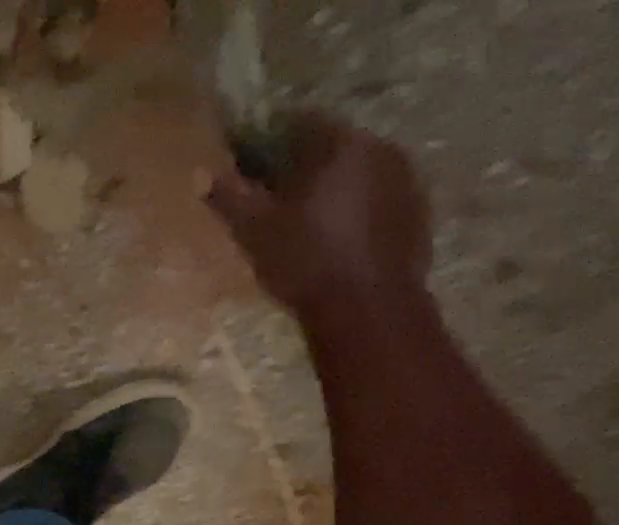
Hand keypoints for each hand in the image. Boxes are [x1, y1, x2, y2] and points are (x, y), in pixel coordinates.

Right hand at [205, 115, 433, 316]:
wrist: (367, 306)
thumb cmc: (303, 261)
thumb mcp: (253, 230)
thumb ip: (229, 196)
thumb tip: (202, 174)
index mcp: (339, 145)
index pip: (297, 123)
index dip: (266, 142)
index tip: (247, 166)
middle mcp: (380, 149)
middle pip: (331, 146)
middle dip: (300, 164)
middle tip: (271, 196)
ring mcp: (405, 179)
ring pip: (356, 171)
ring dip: (330, 187)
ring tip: (302, 219)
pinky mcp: (417, 211)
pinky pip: (377, 196)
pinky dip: (354, 207)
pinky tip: (334, 237)